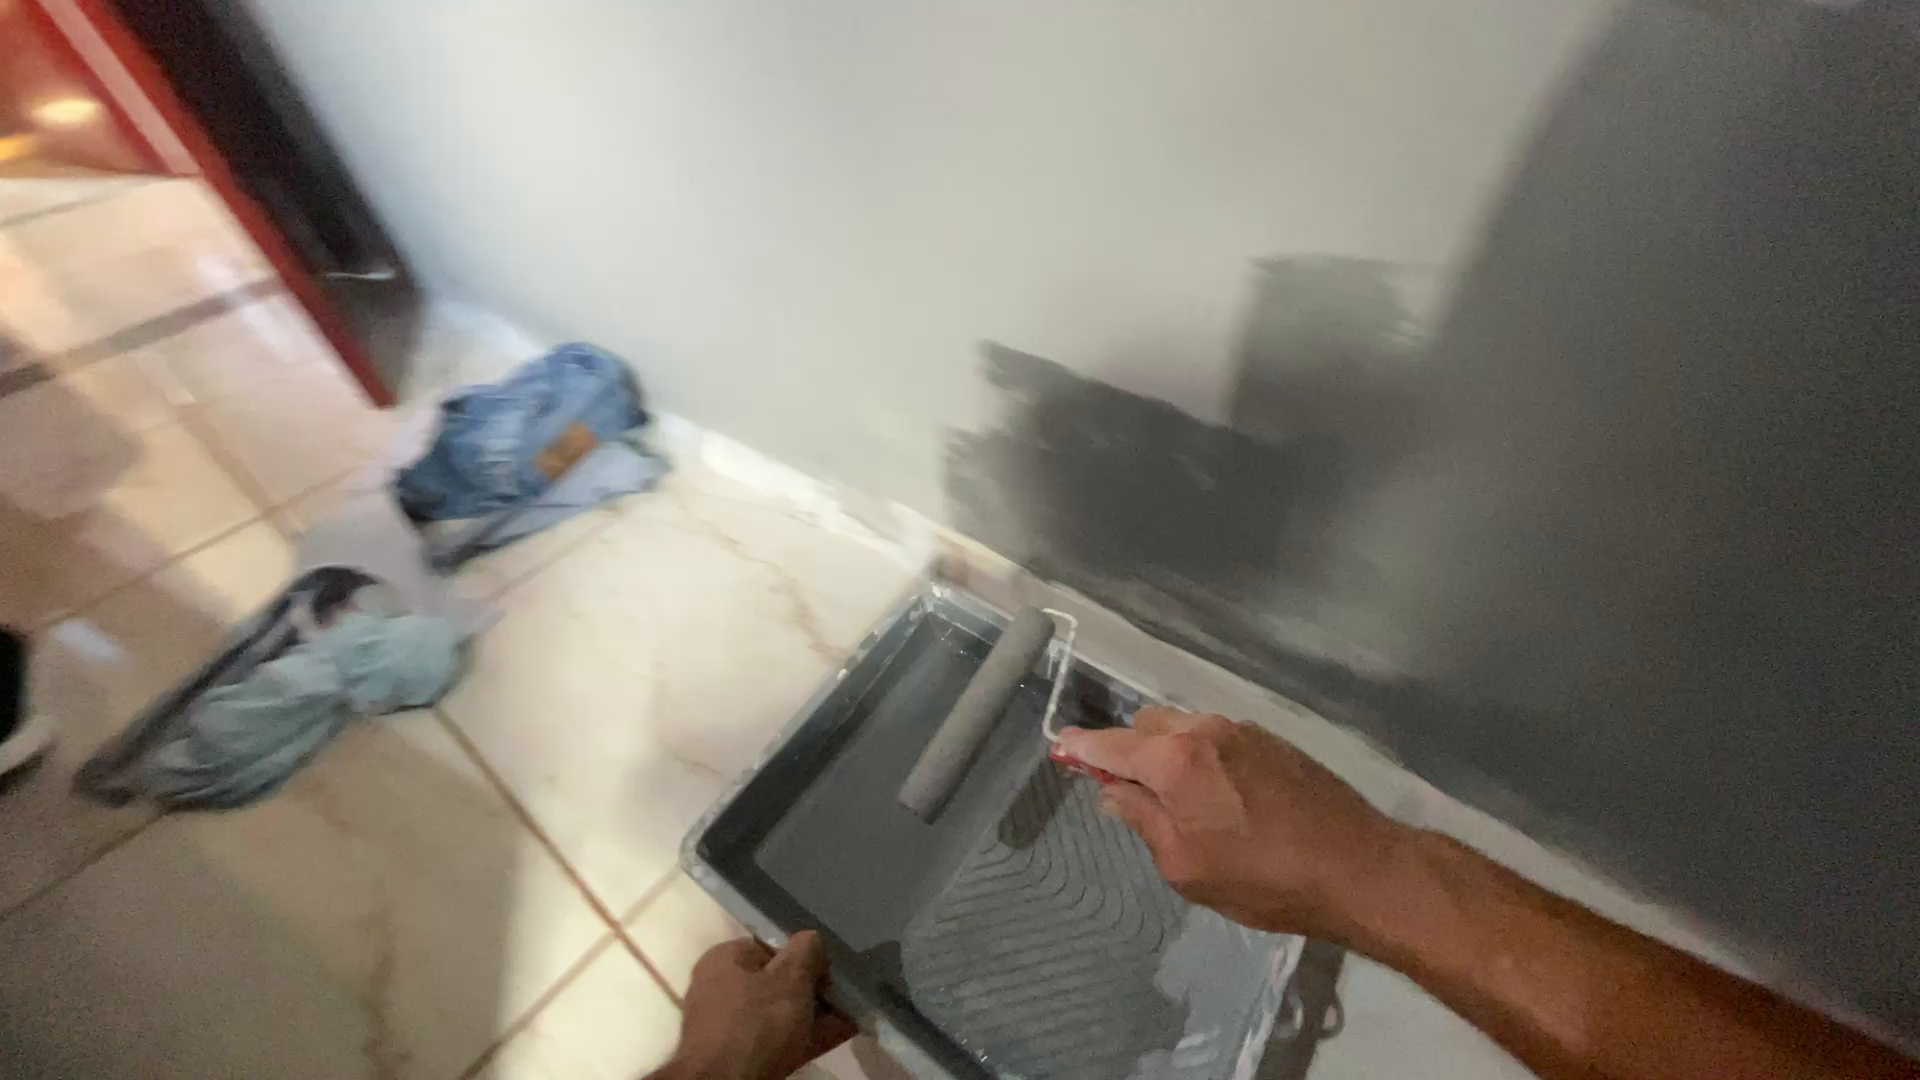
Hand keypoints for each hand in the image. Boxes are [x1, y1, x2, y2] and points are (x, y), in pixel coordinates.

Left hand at [664, 931, 854, 1079]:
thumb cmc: (755, 1023)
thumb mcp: (790, 976)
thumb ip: (808, 950)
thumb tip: (814, 941)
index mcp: (724, 961)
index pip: (771, 945)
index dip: (804, 953)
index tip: (829, 964)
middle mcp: (722, 990)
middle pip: (779, 981)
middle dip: (815, 987)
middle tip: (845, 990)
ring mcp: (730, 1029)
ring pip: (783, 1013)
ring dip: (817, 1013)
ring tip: (854, 1010)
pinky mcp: (742, 1060)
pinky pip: (782, 1040)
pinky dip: (810, 1035)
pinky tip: (845, 1029)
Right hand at [1056, 707, 1409, 943]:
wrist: (1361, 868)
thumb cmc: (1264, 877)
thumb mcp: (1186, 866)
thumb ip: (1141, 819)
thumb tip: (1113, 791)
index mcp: (1174, 759)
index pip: (1109, 744)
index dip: (1080, 746)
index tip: (1060, 744)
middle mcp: (1202, 730)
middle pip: (1143, 726)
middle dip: (1128, 751)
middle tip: (1132, 794)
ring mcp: (1239, 728)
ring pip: (1180, 727)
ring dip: (1166, 751)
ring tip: (1183, 798)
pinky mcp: (1268, 737)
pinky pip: (1213, 735)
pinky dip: (1199, 753)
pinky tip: (1222, 793)